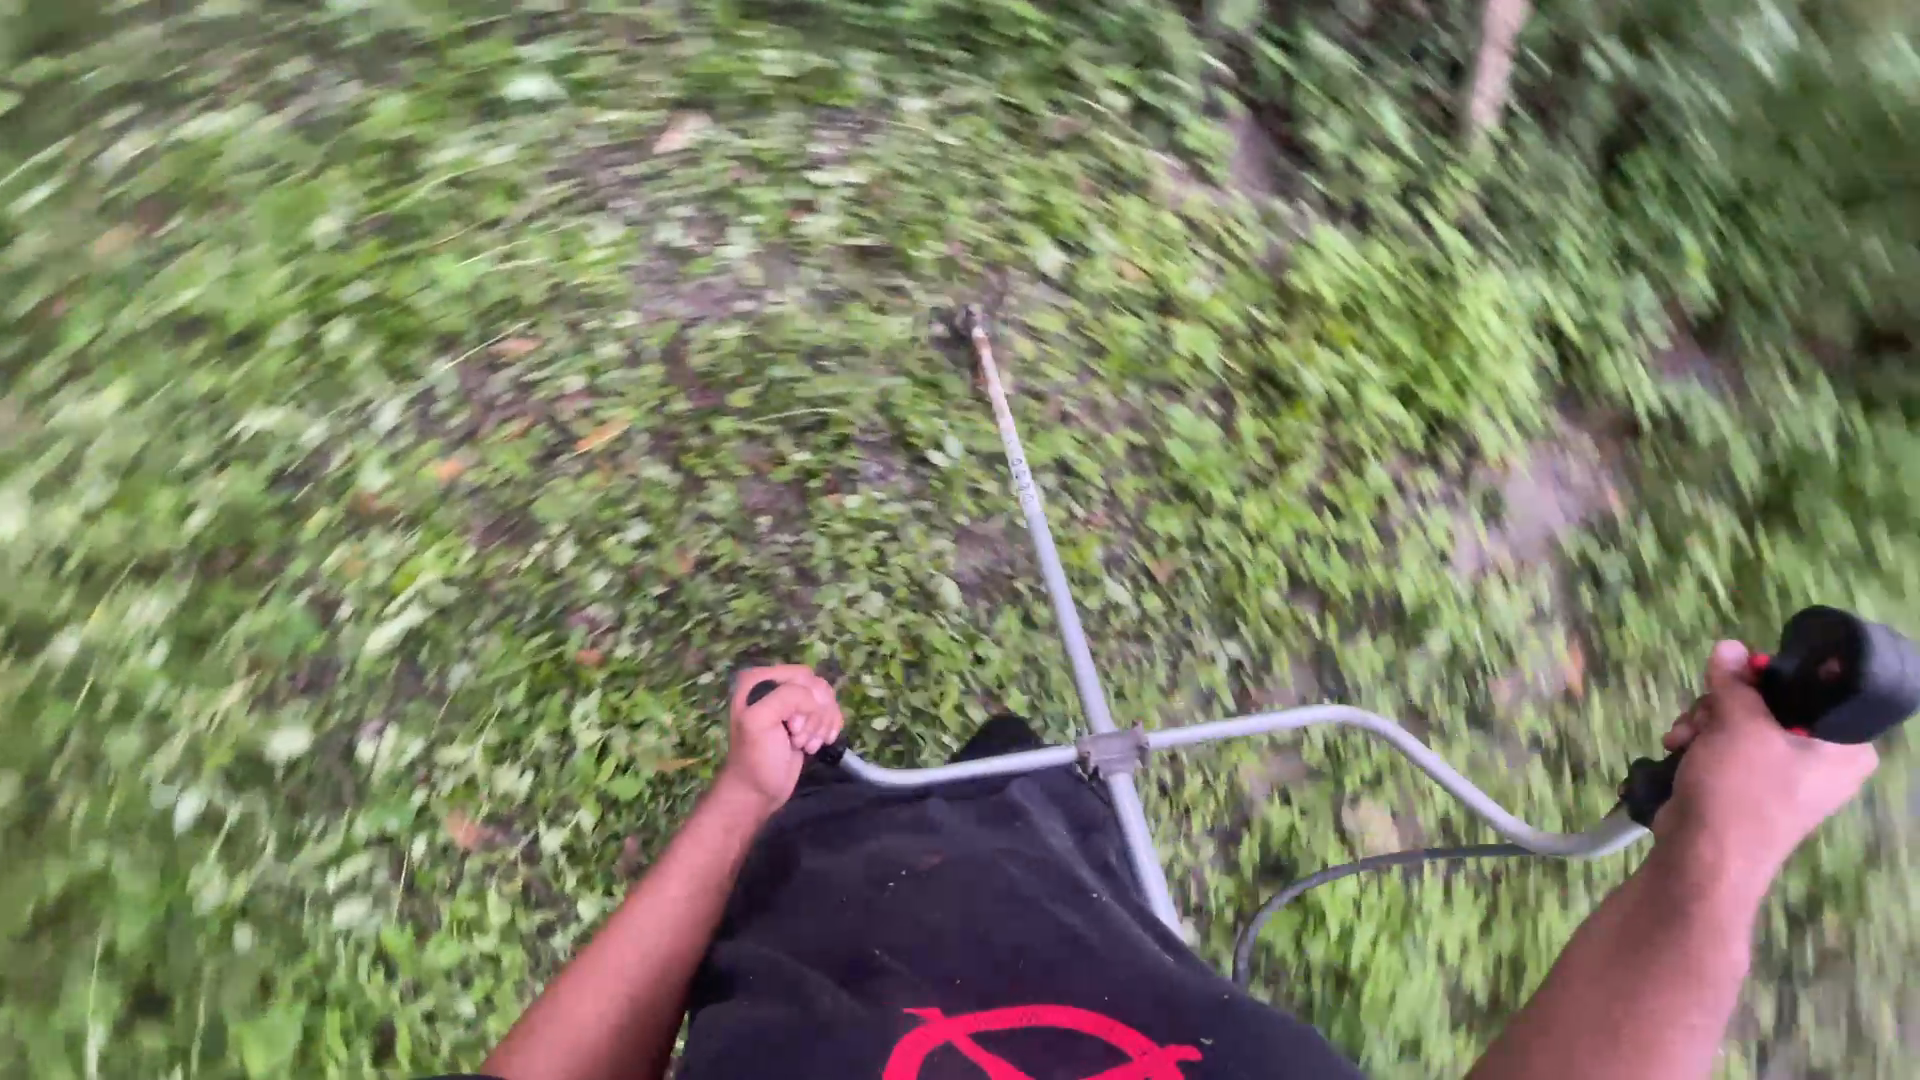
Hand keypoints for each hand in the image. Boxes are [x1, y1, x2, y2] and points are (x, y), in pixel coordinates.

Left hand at [715, 665, 844, 814]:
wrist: (758, 792)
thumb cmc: (756, 758)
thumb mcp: (760, 720)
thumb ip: (787, 697)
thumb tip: (815, 702)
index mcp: (759, 679)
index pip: (803, 675)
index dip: (806, 701)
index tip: (792, 728)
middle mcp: (776, 686)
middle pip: (818, 686)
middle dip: (816, 715)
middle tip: (799, 738)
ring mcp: (792, 704)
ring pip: (827, 700)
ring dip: (823, 724)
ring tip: (806, 745)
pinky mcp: (805, 719)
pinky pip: (831, 711)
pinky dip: (830, 727)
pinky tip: (819, 744)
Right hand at [1656, 640, 1877, 879]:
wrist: (1707, 851)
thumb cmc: (1740, 790)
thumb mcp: (1738, 727)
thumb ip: (1735, 684)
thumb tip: (1729, 645)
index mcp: (1844, 749)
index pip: (1813, 693)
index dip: (1767, 681)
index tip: (1731, 684)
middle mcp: (1820, 761)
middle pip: (1765, 706)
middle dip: (1718, 707)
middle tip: (1699, 721)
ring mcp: (1782, 776)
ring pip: (1735, 724)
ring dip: (1699, 724)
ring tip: (1679, 740)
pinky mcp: (1746, 785)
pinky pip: (1722, 747)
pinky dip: (1697, 744)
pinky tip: (1677, 751)